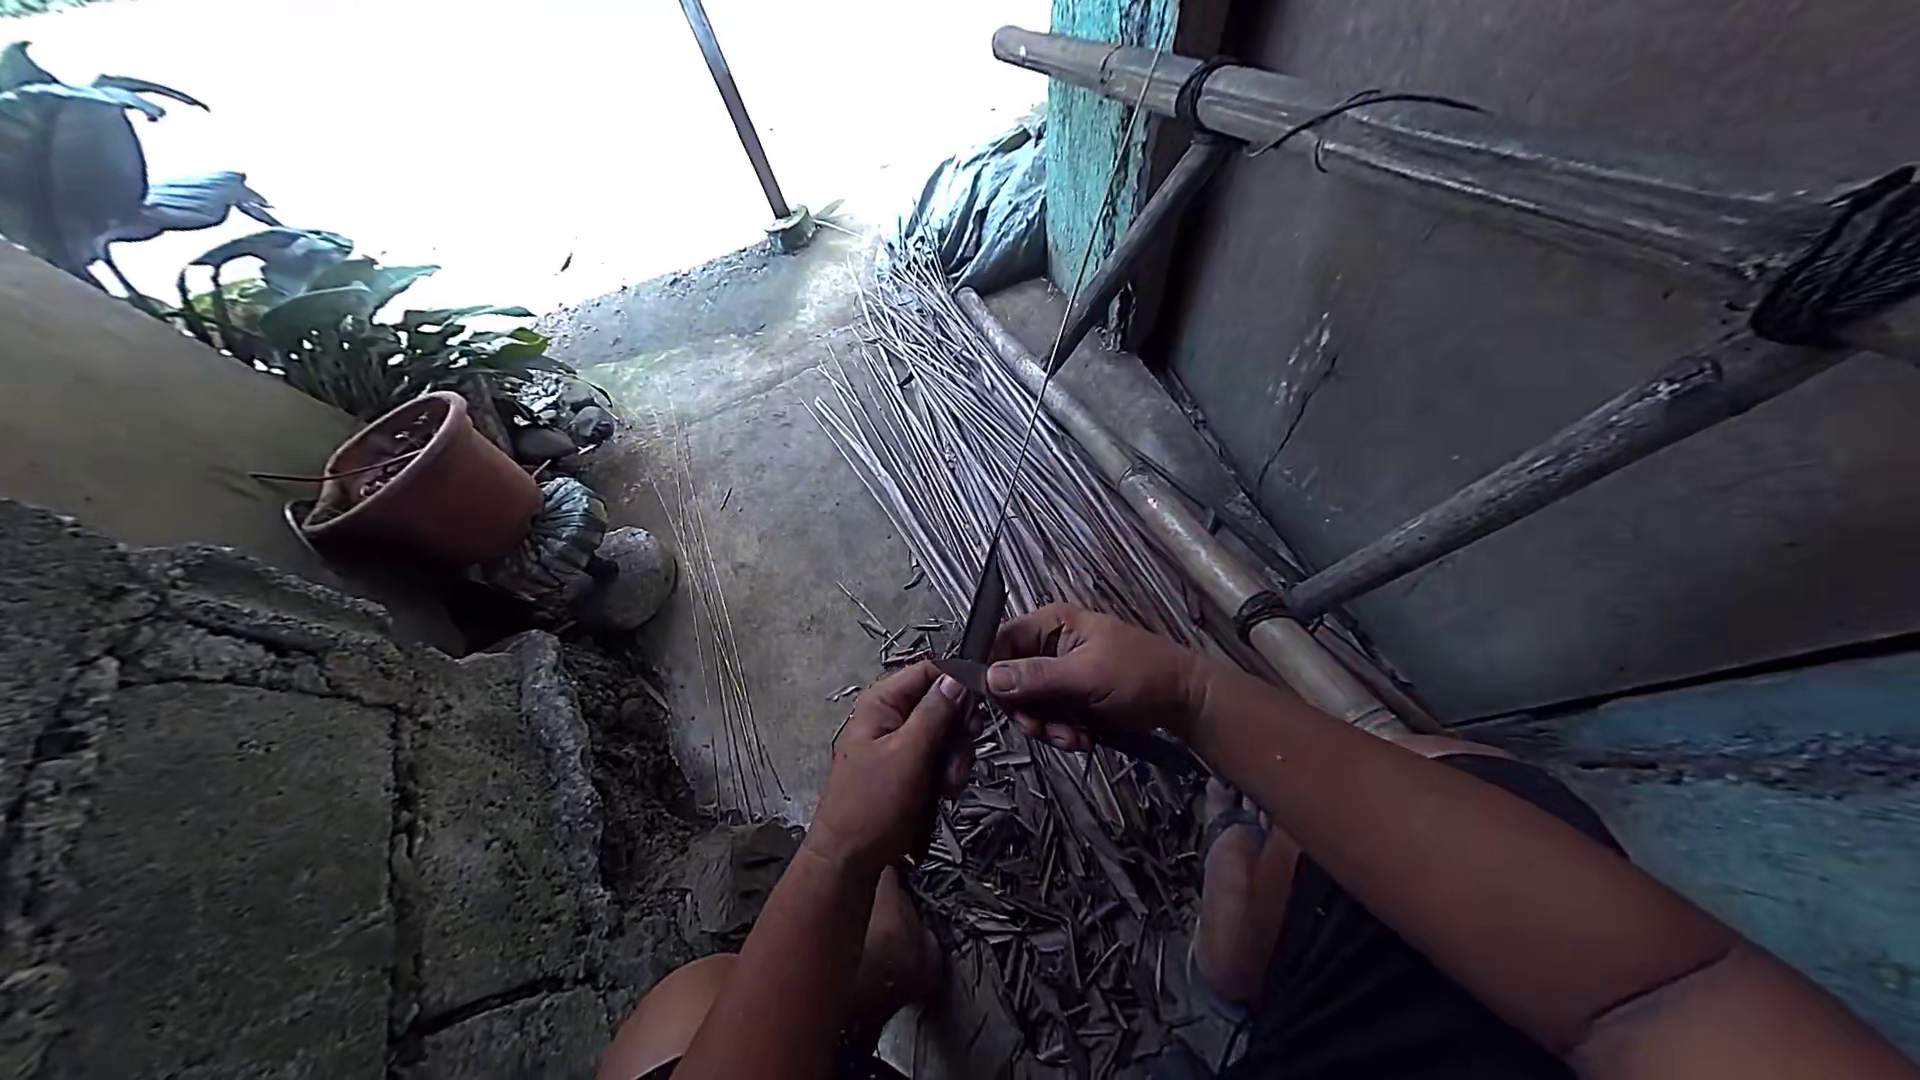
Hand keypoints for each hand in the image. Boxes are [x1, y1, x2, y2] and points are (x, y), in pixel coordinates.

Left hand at [806, 662, 970, 876]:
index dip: (957, 683)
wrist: (851, 860)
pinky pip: (940, 756)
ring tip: (946, 782)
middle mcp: (891, 715)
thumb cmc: (870, 806)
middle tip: (959, 755)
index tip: (979, 704)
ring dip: (954, 758)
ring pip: (946, 733)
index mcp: (881, 702)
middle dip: (958, 731)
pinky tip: (942, 791)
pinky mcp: (910, 765)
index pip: (928, 671)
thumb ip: (935, 712)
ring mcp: (901, 741)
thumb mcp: (908, 754)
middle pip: (942, 703)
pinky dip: (947, 772)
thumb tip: (956, 677)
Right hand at [987, 603, 1205, 751]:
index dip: (991, 671)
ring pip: (1028, 703)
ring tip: (1072, 736)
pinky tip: (1082, 739)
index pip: (1001, 641)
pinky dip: (1060, 732)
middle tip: (1041, 729)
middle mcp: (1049, 645)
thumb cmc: (1140, 674)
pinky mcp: (1070, 698)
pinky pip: (1048, 717)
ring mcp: (1060, 673)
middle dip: (1026, 709)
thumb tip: (988, 679)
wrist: (1185, 700)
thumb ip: (1037, 677)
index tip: (993, 703)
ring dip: (1045, 726)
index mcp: (1051, 624)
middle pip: (1009, 678)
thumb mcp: (1087, 674)